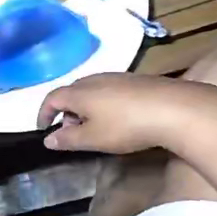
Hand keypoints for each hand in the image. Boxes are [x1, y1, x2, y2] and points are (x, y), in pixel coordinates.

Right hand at [38, 74, 205, 153]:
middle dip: (66, 111)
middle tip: (70, 131)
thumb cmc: (126, 126)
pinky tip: (118, 119)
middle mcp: (95, 79)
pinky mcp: (137, 80)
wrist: (173, 108)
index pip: (52, 97)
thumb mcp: (93, 139)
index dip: (43, 112)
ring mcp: (117, 77)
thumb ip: (68, 139)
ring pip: (92, 90)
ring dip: (86, 108)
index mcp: (79, 92)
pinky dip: (103, 104)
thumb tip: (48, 139)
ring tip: (94, 128)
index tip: (43, 128)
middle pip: (72, 91)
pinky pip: (110, 90)